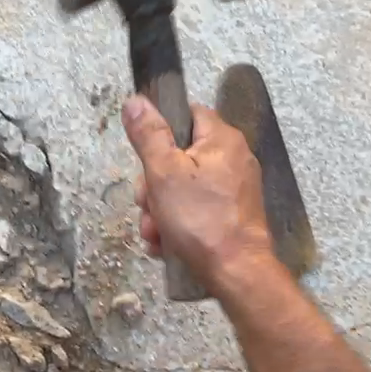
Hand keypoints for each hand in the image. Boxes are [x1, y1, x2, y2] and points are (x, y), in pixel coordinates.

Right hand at [121, 94, 275, 291]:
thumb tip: (135, 101)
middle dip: (152, 187)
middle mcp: (233, 158)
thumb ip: (148, 135)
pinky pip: (194, 209)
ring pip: (181, 188)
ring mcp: (234, 188)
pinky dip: (176, 224)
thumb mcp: (163, 172)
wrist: (235, 270)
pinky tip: (166, 242)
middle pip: (178, 157)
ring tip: (155, 232)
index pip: (185, 116)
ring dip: (159, 210)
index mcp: (222, 139)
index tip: (146, 161)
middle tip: (147, 206)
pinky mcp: (231, 214)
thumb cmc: (200, 218)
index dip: (159, 135)